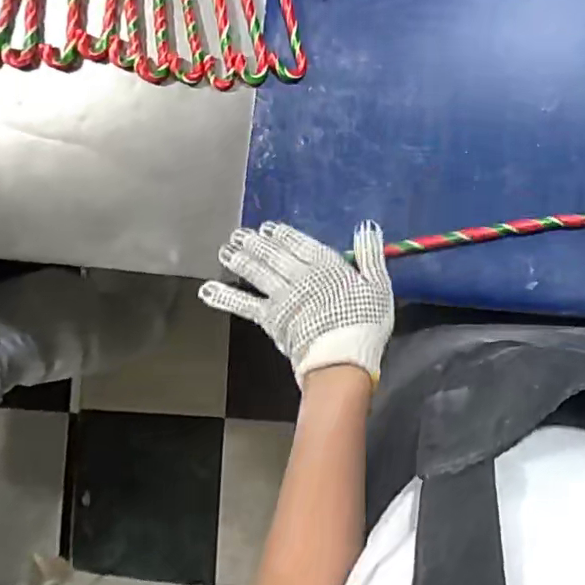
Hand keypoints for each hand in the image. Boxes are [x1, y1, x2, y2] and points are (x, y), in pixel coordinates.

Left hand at [199, 221, 393, 383]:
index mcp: (326, 265)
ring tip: (225, 250)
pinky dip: (223, 296)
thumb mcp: (377, 285)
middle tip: (239, 235)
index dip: (283, 234)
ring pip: (256, 272)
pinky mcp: (269, 318)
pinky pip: (243, 304)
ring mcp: (281, 296)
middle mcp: (299, 275)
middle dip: (254, 243)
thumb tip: (367, 226)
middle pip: (273, 254)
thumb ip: (370, 254)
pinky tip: (207, 290)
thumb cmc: (365, 323)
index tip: (269, 228)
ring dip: (239, 260)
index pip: (299, 243)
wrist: (342, 358)